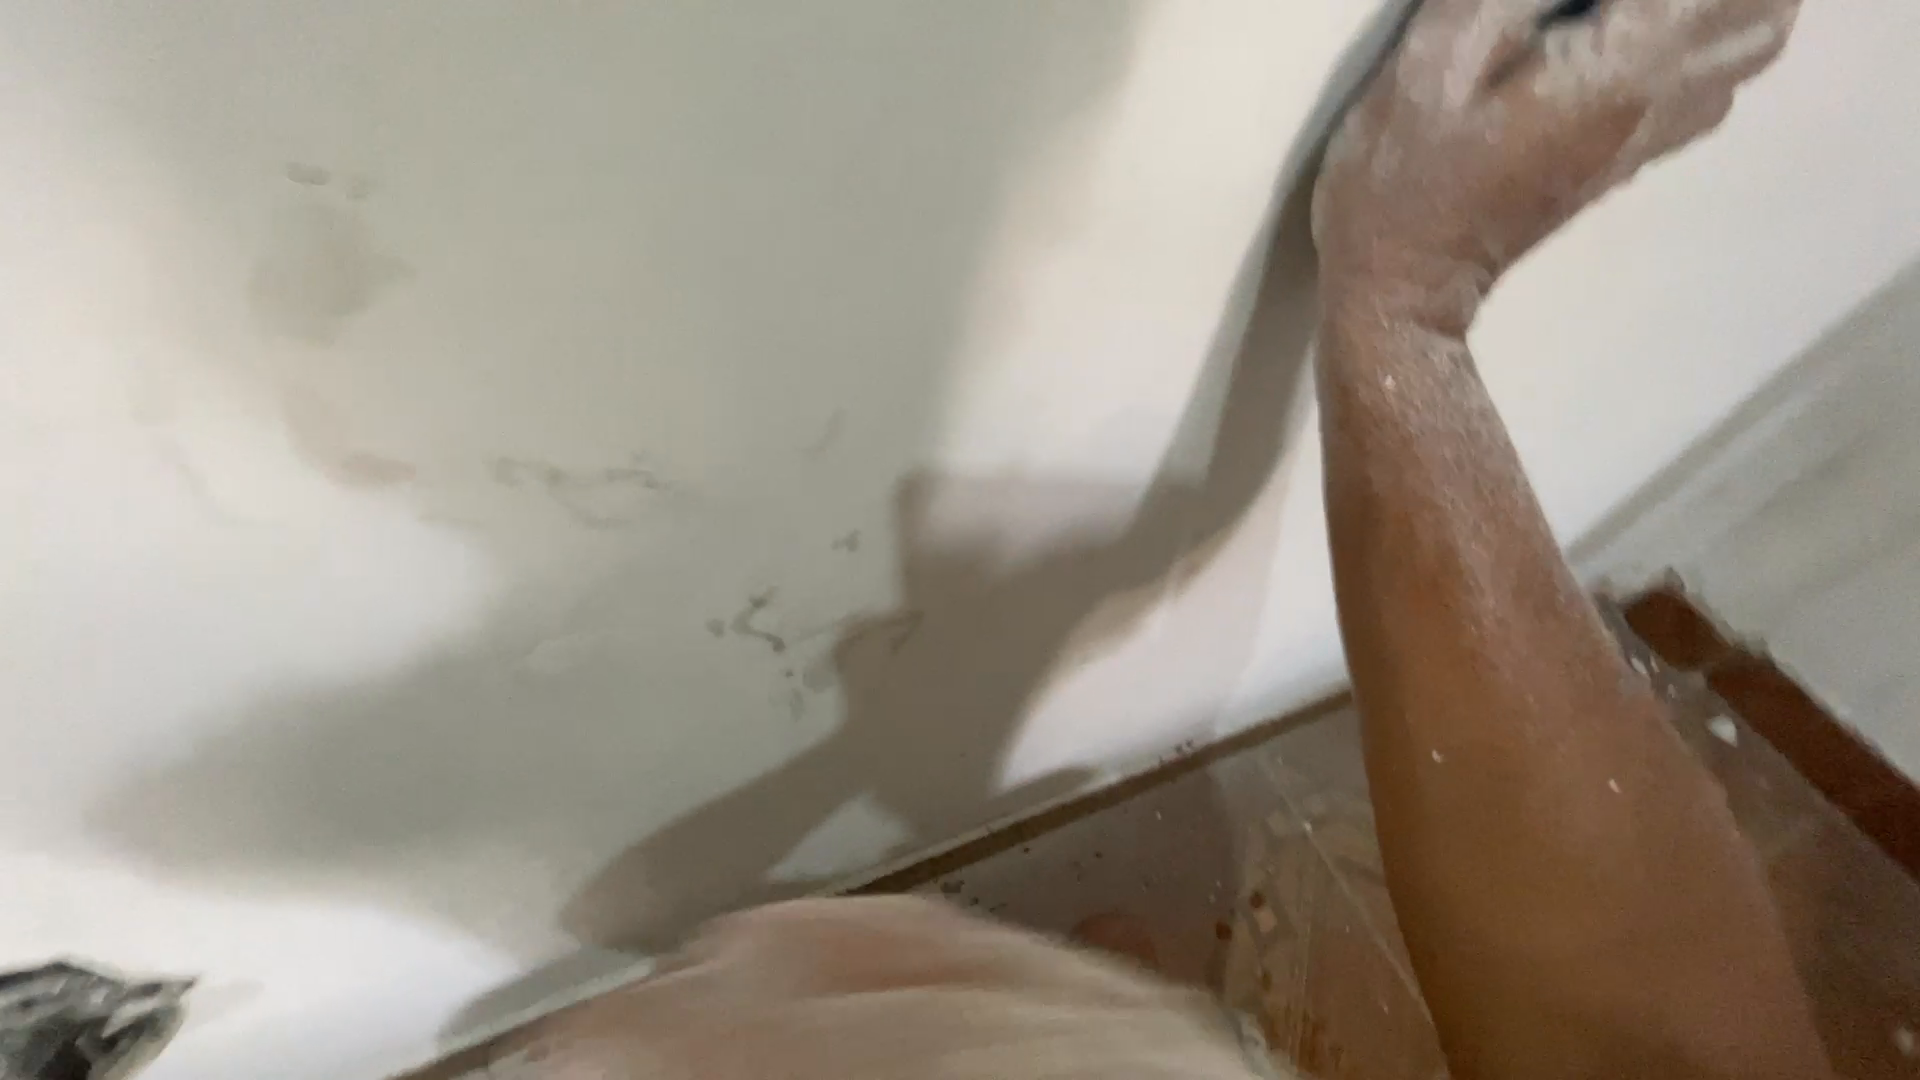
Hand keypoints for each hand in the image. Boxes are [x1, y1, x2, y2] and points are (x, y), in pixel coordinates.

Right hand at [1312, 0, 1800, 328]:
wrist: (1393, 292)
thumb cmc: (1395, 189)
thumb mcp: (1421, 73)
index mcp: (1616, 70)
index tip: (1562, 2)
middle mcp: (1653, 103)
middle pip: (1761, 11)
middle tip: (1613, 7)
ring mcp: (1636, 145)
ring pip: (1742, 54)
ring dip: (1709, 15)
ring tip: (1623, 19)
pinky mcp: (1612, 170)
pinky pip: (1700, 95)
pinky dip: (1686, 54)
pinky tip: (1613, 53)